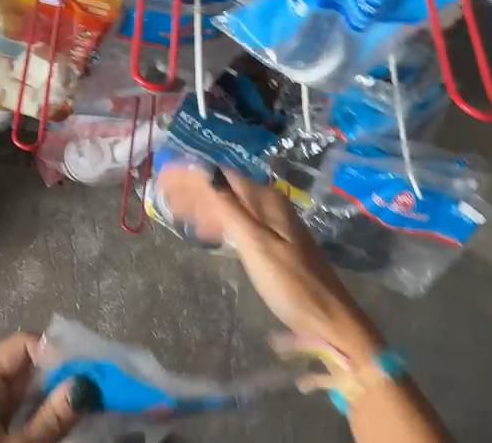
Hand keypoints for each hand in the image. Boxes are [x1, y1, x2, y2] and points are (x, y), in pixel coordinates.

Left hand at [0, 332, 89, 442]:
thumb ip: (53, 417)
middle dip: (63, 375)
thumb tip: (86, 384)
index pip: (25, 346)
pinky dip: (44, 410)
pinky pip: (22, 407)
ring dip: (57, 394)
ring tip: (92, 399)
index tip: (91, 370)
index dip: (58, 354)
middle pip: (29, 365)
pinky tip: (68, 415)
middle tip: (99, 386)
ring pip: (29, 388)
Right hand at [155, 164, 383, 361]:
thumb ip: (228, 208)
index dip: (191, 173)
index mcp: (265, 200)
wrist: (328, 319)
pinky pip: (236, 221)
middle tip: (163, 194)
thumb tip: (202, 172)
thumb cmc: (290, 283)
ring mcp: (271, 223)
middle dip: (193, 188)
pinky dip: (216, 222)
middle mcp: (268, 204)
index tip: (164, 176)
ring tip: (175, 210)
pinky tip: (203, 233)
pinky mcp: (272, 242)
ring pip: (228, 204)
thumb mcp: (256, 244)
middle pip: (223, 187)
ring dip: (201, 205)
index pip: (221, 175)